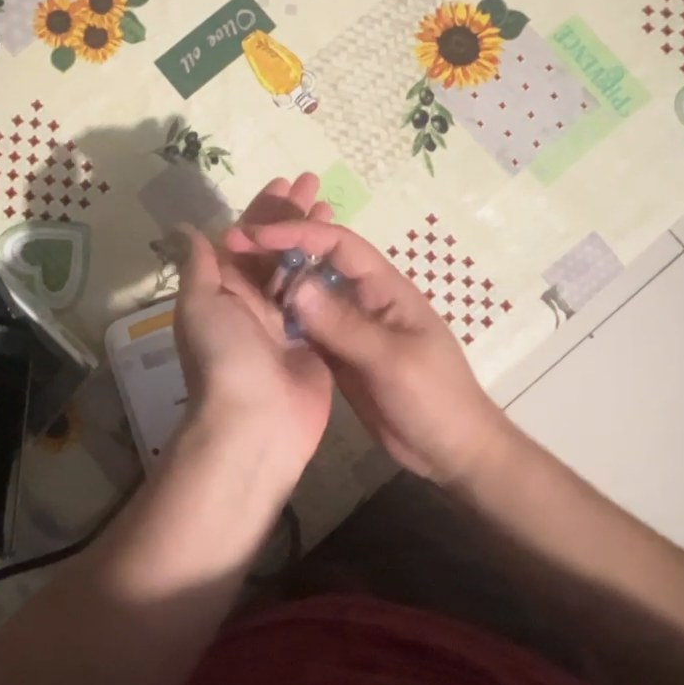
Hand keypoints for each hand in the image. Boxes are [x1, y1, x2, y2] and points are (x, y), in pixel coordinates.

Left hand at [164, 176, 335, 492]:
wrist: (256, 423)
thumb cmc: (223, 357)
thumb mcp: (200, 303)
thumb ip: (199, 264)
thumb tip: (185, 228)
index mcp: (224, 291)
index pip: (245, 239)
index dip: (263, 209)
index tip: (285, 181)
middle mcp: (252, 303)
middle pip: (275, 250)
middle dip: (293, 216)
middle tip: (317, 184)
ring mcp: (285, 323)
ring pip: (300, 272)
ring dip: (315, 240)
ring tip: (335, 207)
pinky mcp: (313, 342)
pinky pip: (321, 301)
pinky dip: (331, 276)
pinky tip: (348, 252)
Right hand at [227, 219, 509, 484]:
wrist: (452, 451)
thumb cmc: (434, 399)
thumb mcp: (392, 360)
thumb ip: (344, 324)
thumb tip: (295, 284)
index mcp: (385, 288)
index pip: (337, 245)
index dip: (297, 233)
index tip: (256, 235)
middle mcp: (364, 299)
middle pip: (317, 260)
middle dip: (279, 247)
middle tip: (233, 243)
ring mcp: (350, 327)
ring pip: (307, 292)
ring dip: (274, 279)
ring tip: (231, 270)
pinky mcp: (339, 354)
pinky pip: (305, 325)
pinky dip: (279, 316)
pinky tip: (250, 314)